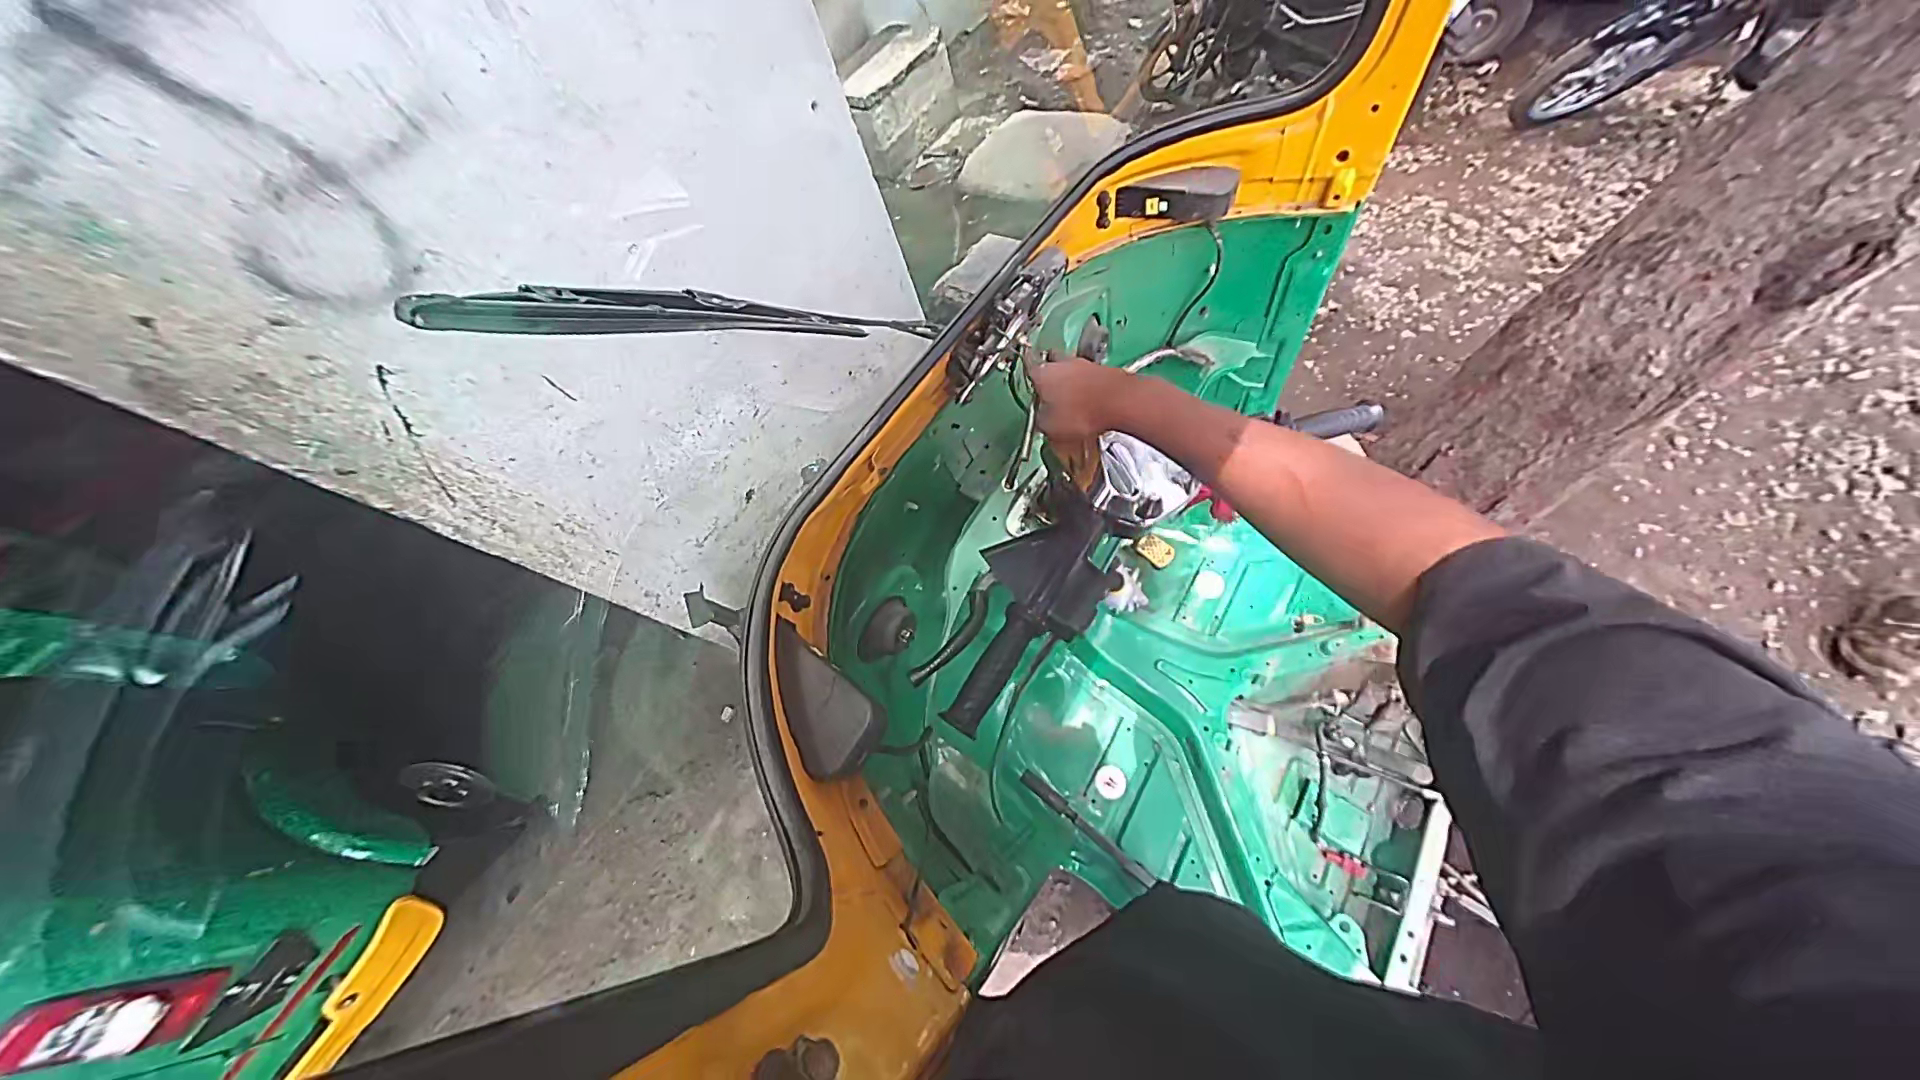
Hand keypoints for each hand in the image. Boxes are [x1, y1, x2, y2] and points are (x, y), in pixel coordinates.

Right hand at [1027, 353, 1134, 441]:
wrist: (1120, 403)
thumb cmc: (1082, 412)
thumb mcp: (1050, 427)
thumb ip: (1041, 420)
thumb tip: (1041, 420)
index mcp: (1042, 373)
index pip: (1028, 372)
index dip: (1030, 384)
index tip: (1032, 395)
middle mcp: (1062, 362)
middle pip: (1051, 367)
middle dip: (1050, 380)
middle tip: (1050, 398)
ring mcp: (1085, 364)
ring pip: (1071, 371)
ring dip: (1071, 384)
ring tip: (1072, 406)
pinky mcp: (1104, 370)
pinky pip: (1090, 379)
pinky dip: (1088, 389)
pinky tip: (1091, 406)